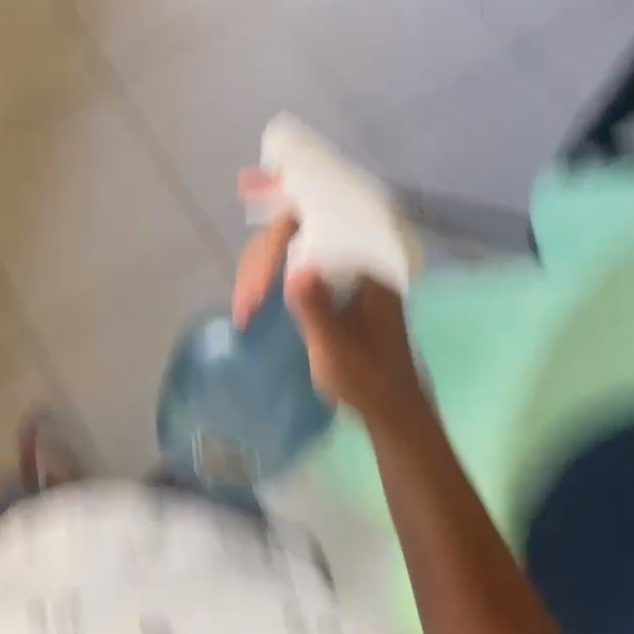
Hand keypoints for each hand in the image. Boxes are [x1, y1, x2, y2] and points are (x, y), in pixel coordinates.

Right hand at [234, 212, 427, 425]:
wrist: (389, 409)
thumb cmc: (369, 380)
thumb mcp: (340, 349)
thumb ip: (318, 309)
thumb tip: (298, 269)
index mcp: (364, 264)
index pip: (312, 224)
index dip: (276, 243)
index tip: (259, 283)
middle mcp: (349, 257)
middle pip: (291, 233)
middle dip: (260, 265)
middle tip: (245, 305)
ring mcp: (335, 270)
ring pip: (283, 250)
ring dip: (256, 274)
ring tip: (243, 311)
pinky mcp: (324, 284)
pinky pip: (285, 266)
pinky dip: (264, 282)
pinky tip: (250, 307)